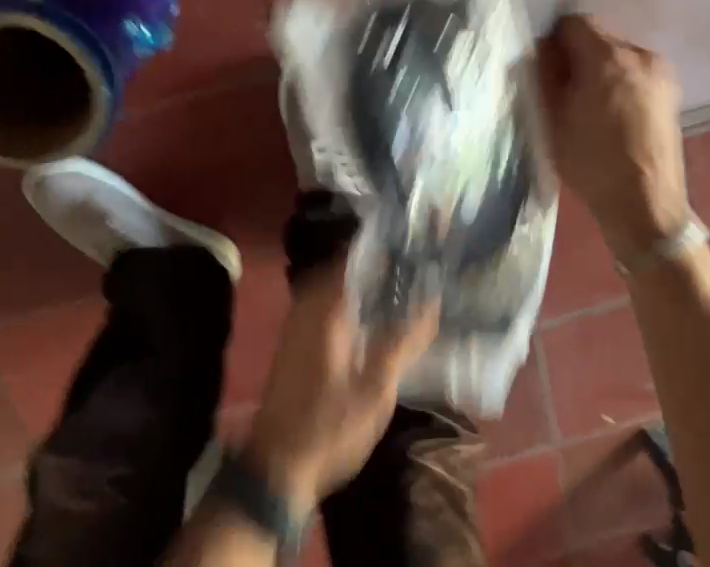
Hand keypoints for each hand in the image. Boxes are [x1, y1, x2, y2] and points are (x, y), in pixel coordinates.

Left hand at [242, 257, 438, 511]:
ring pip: (331, 290)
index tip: (411, 239)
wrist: (277, 470)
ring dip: (361, 284)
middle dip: (374, 263)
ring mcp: (296, 330)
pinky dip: (349, 304)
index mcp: (324, 312)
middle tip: (412, 262)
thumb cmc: (329, 428)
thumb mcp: (375, 390)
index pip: (352, 260)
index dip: (381, 247)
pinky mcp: (295, 349)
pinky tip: (373, 320)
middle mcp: (306, 311)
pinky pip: (325, 309)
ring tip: (400, 285)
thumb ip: (402, 342)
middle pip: (340, 272)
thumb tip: (431, 303)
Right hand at [536, 14, 693, 261]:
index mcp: (608, 57)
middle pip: (598, 37)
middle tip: (564, 91)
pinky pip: (634, 72)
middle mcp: (640, 55)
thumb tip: (544, 49)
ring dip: (599, 70)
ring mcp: (661, 73)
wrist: (645, 206)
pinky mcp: (671, 92)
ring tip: (589, 107)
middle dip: (578, 56)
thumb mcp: (554, 118)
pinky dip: (618, 82)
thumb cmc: (592, 163)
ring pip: (617, 55)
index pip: (574, 22)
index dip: (554, 41)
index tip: (546, 69)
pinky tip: (611, 115)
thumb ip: (546, 74)